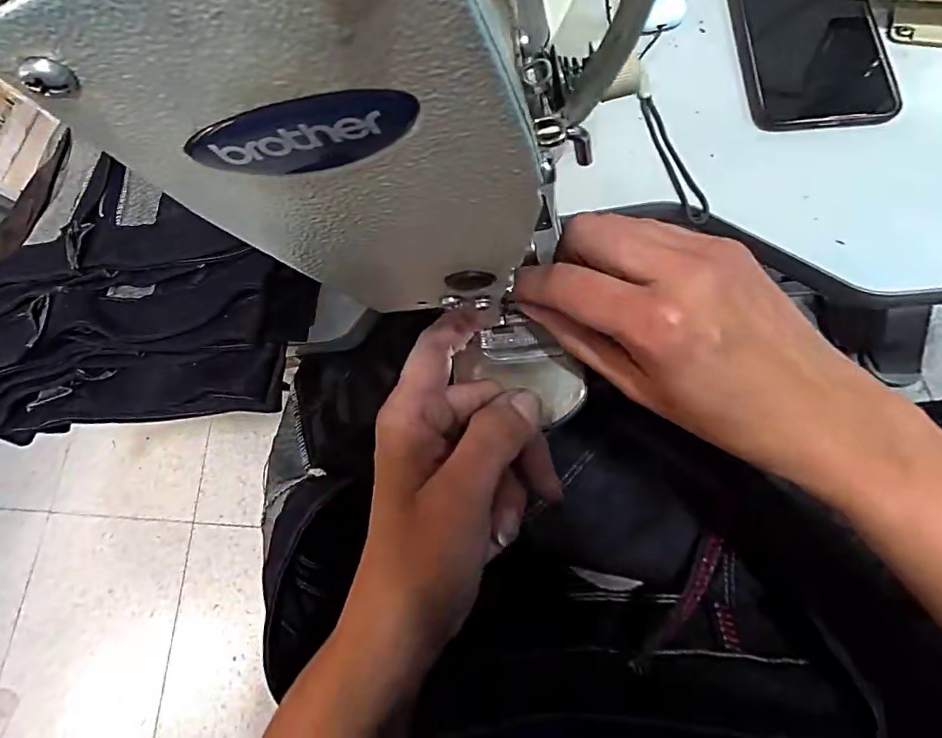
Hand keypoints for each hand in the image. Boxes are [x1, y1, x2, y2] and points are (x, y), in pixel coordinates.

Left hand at [360, 310, 562, 645]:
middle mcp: (424, 425)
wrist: (400, 632)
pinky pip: (492, 470)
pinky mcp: (452, 486)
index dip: (461, 323)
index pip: (434, 348)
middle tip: (540, 488)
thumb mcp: (464, 492)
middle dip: (518, 443)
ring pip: (497, 439)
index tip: (498, 309)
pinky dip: (504, 497)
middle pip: (486, 402)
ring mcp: (438, 457)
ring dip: (513, 479)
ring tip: (506, 524)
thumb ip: (497, 435)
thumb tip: (527, 398)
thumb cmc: (422, 558)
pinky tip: (499, 533)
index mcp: (412, 414)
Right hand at [513, 213, 916, 502]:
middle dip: (561, 253)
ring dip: (597, 246)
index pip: (567, 280)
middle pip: (587, 228)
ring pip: (619, 220)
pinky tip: (642, 277)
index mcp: (657, 322)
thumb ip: (581, 340)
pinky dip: (634, 245)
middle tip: (563, 285)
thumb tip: (537, 308)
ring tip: (603, 282)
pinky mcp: (724, 241)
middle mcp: (680, 271)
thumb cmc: (730, 418)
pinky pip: (656, 226)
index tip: (522, 291)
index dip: (532, 284)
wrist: (821, 408)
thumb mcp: (642, 390)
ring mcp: (706, 248)